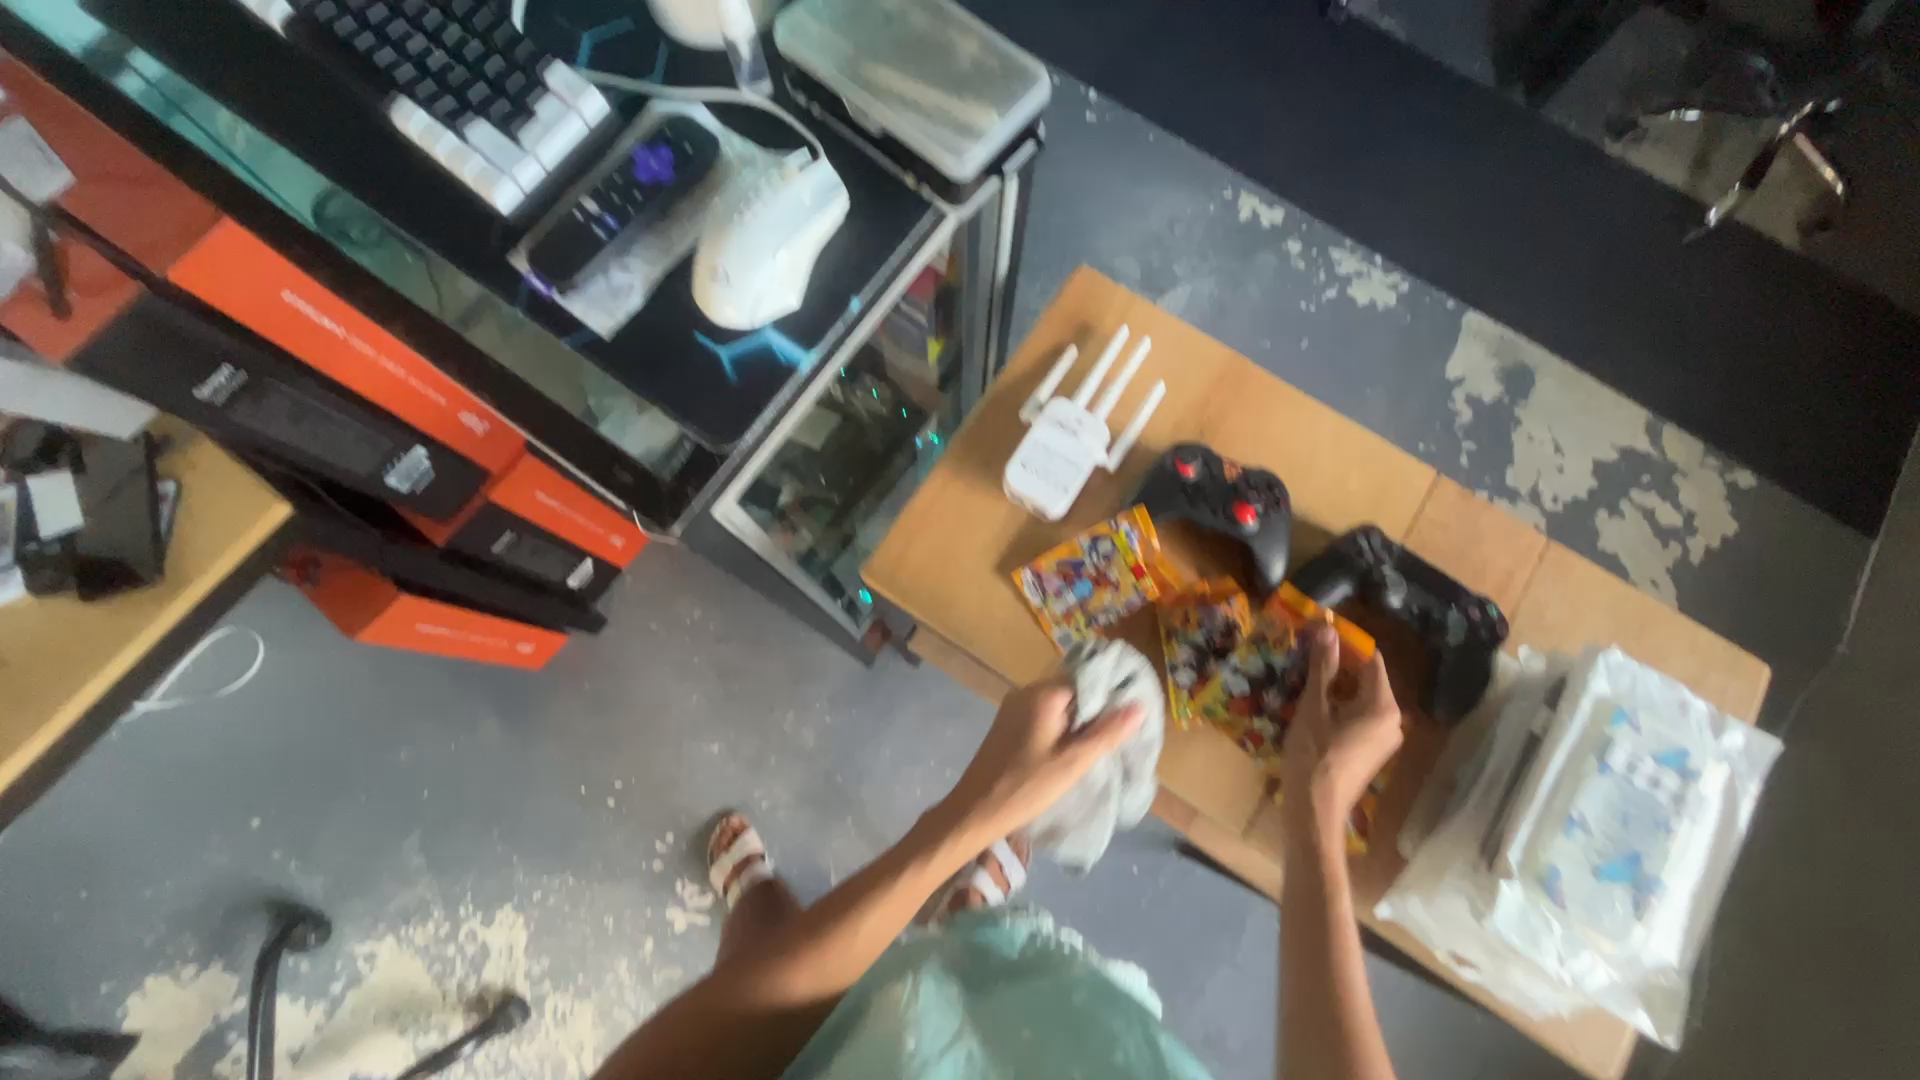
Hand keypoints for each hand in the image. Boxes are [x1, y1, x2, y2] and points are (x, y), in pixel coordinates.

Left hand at [939, 677, 1143, 842]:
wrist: (976, 810)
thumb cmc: (1026, 786)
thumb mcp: (1073, 762)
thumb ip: (1107, 733)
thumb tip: (1139, 705)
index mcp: (1042, 694)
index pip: (1087, 682)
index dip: (1108, 701)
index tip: (1123, 724)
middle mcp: (1026, 692)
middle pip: (1072, 693)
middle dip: (1092, 714)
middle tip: (1111, 742)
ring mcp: (1013, 707)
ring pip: (1057, 706)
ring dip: (1075, 725)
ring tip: (1091, 751)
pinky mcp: (1007, 724)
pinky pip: (1042, 717)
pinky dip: (1058, 730)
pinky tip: (1066, 754)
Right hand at [1281, 622, 1403, 851]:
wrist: (1315, 809)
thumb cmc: (1313, 755)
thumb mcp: (1313, 706)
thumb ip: (1323, 667)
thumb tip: (1327, 628)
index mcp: (1383, 706)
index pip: (1370, 660)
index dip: (1345, 644)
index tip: (1317, 634)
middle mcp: (1393, 720)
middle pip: (1368, 679)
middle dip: (1339, 665)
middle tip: (1307, 656)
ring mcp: (1385, 739)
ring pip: (1362, 699)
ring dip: (1337, 686)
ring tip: (1306, 680)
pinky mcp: (1372, 752)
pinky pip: (1360, 718)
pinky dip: (1340, 707)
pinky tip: (1315, 708)